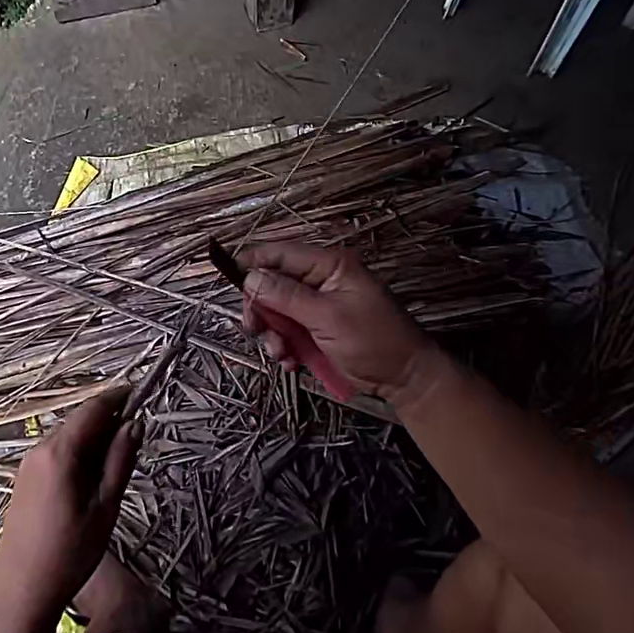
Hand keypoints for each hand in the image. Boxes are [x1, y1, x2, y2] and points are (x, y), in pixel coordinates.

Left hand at [0, 387, 137, 627]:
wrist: (19, 594)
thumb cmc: (68, 554)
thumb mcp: (105, 506)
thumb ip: (120, 460)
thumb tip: (135, 423)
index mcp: (59, 452)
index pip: (93, 408)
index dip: (119, 397)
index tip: (142, 392)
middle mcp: (40, 450)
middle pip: (80, 420)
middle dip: (110, 418)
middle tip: (138, 432)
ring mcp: (29, 465)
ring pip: (70, 436)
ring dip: (96, 437)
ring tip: (121, 457)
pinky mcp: (26, 480)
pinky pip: (58, 452)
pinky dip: (81, 452)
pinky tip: (95, 475)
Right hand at [236, 241, 442, 404]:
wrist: (405, 379)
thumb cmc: (375, 341)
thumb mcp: (328, 317)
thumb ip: (286, 296)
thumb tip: (250, 277)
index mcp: (329, 265)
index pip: (281, 253)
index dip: (252, 263)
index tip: (228, 278)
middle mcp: (321, 280)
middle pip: (272, 284)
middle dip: (261, 309)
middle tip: (257, 330)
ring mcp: (318, 306)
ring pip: (276, 311)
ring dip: (272, 334)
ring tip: (283, 353)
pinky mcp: (317, 329)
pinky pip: (287, 332)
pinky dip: (284, 347)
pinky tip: (292, 362)